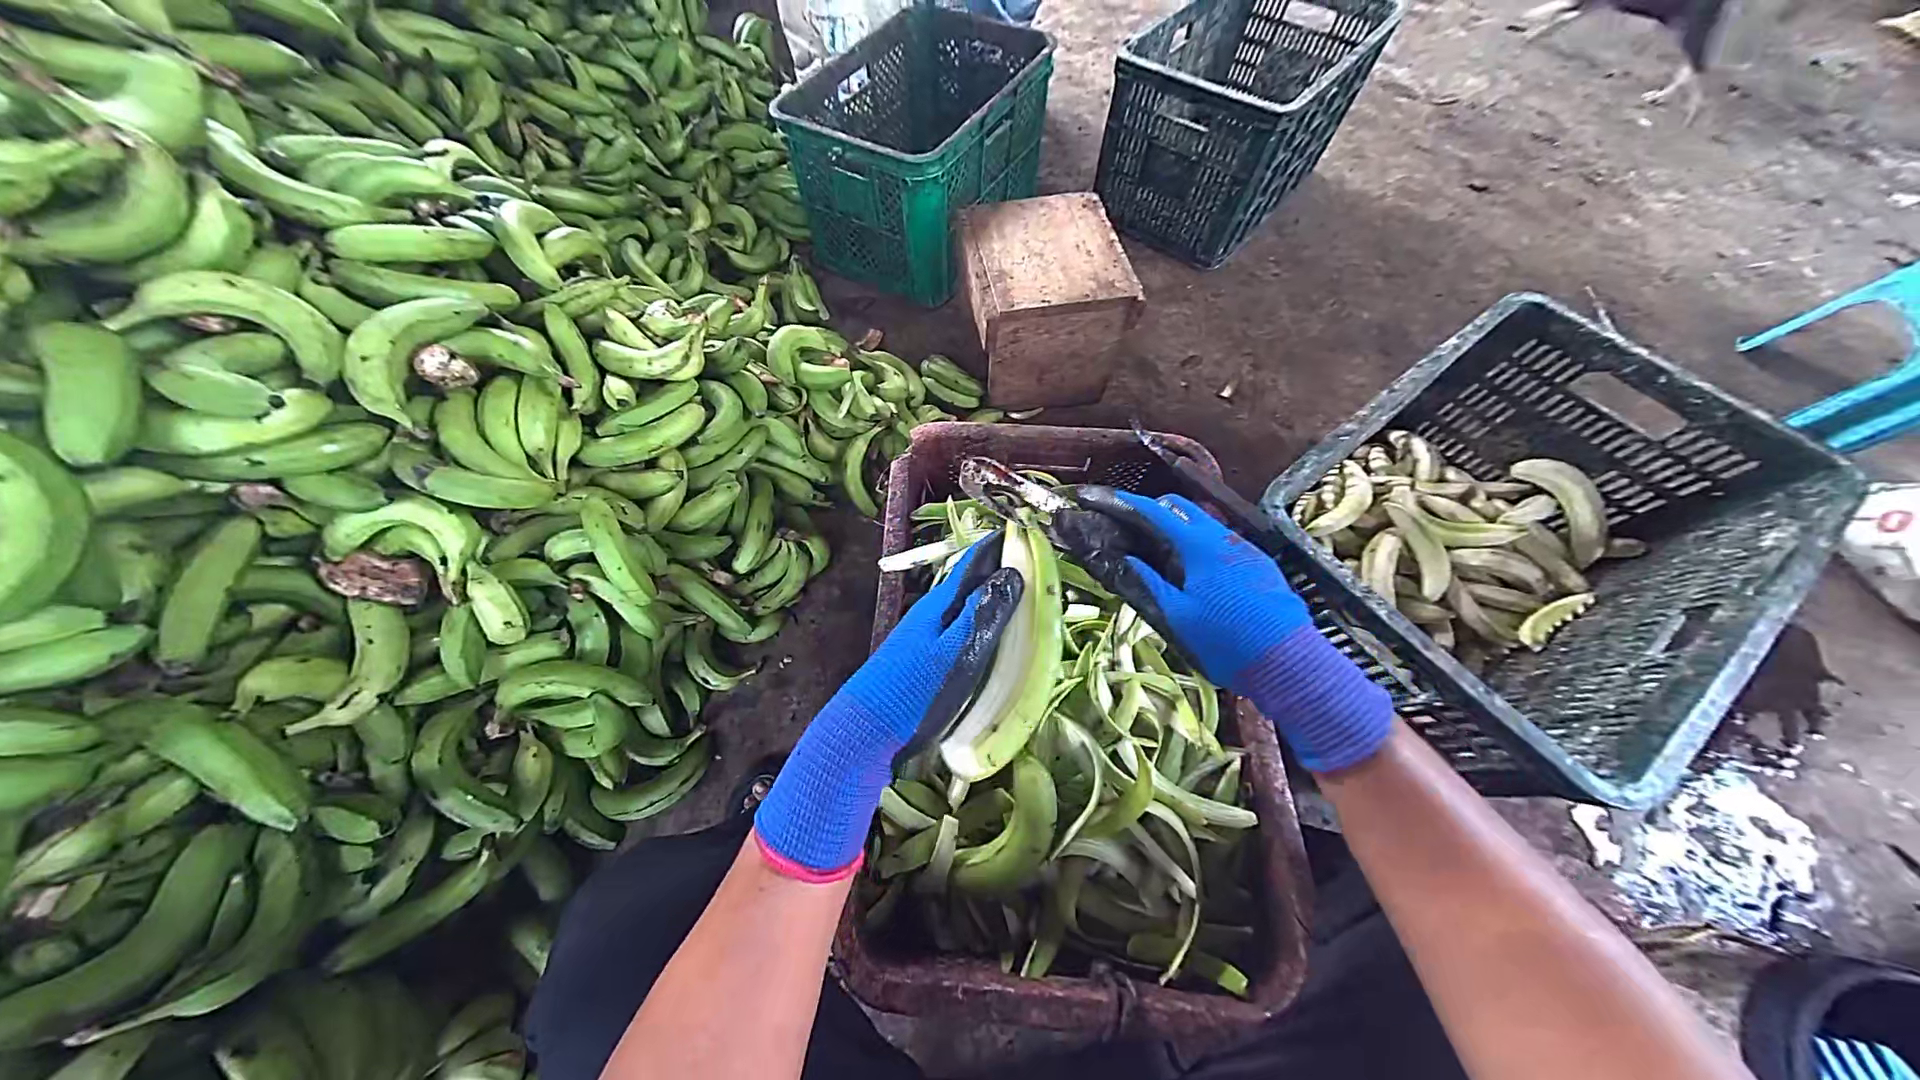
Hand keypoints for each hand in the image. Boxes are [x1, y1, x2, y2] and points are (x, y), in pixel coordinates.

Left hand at [754, 536, 1012, 879]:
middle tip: (1035, 567)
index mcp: (939, 604)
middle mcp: (931, 612)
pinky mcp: (924, 656)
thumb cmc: (913, 691)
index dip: (998, 547)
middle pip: (970, 582)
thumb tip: (1010, 573)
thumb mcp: (955, 652)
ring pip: (965, 606)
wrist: (865, 729)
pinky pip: (960, 627)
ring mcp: (925, 634)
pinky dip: (981, 622)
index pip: (972, 562)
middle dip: (999, 572)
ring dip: (990, 598)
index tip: (1027, 535)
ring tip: (1022, 597)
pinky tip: (992, 636)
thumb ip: (982, 615)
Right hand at [1103, 492, 1393, 772]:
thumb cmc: (1226, 641)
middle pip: (1187, 509)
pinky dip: (1204, 543)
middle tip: (1135, 521)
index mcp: (1202, 547)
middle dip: (1159, 508)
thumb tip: (1127, 558)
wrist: (1288, 662)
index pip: (1161, 512)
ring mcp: (1248, 551)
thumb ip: (1151, 583)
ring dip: (1184, 527)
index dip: (1134, 504)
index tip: (1113, 499)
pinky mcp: (1262, 566)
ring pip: (1209, 525)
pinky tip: (1196, 566)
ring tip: (1163, 546)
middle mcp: (1227, 540)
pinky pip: (1225, 543)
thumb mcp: (1178, 616)